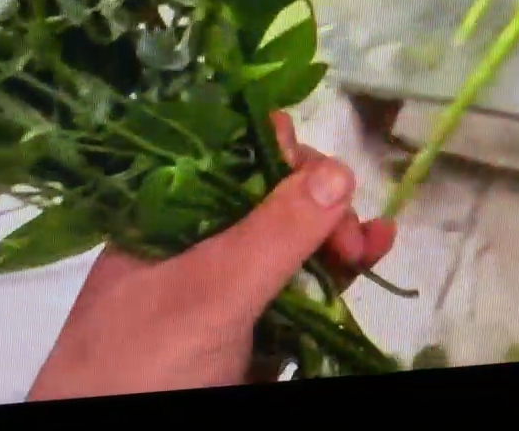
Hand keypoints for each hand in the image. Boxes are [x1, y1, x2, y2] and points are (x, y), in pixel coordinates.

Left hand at [27, 113, 394, 399]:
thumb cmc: (145, 365)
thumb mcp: (210, 291)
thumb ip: (274, 232)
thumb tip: (342, 169)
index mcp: (171, 211)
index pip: (234, 153)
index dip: (284, 154)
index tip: (323, 177)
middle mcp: (200, 238)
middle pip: (276, 193)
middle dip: (322, 202)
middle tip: (349, 237)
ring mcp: (229, 284)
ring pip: (297, 236)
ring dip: (340, 231)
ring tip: (373, 245)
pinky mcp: (256, 326)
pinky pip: (305, 283)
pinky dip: (340, 269)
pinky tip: (373, 255)